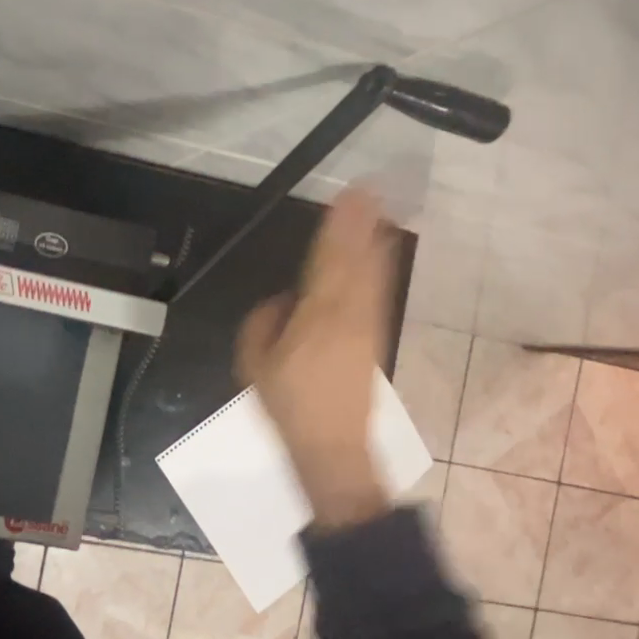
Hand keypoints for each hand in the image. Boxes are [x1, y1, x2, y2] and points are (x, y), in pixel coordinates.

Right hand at [235, 187, 391, 525]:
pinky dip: (381, 266)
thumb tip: (283, 302)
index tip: (346, 197)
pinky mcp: (375, 338)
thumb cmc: (288, 407)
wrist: (333, 448)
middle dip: (360, 225)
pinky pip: (379, 292)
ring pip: (372, 274)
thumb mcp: (255, 365)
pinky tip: (383, 251)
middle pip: (354, 261)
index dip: (337, 229)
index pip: (327, 263)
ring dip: (374, 240)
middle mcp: (347, 315)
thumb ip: (264, 325)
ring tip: (378, 209)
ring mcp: (366, 326)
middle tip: (368, 189)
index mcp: (315, 319)